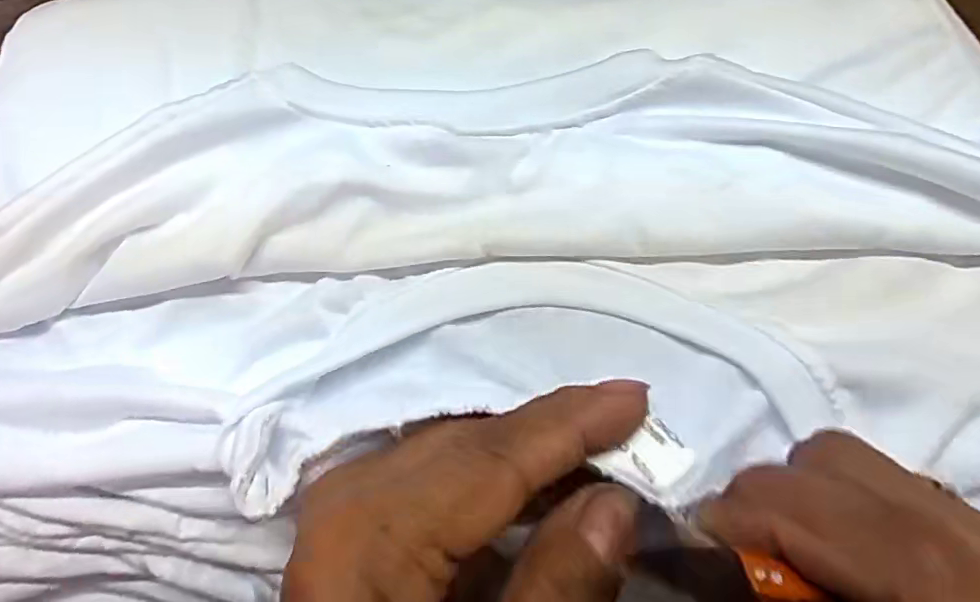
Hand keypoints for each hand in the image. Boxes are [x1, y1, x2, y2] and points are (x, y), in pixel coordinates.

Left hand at [284, 381, 648, 601]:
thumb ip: (552, 589)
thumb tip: (614, 505)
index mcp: (376, 528)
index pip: (492, 454)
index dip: (567, 423)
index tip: (633, 396)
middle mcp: (353, 493)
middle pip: (471, 442)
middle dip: (553, 429)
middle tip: (626, 418)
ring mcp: (346, 502)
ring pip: (453, 450)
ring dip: (526, 450)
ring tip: (596, 446)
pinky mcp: (351, 520)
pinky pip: (431, 476)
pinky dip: (489, 479)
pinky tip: (536, 488)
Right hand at [699, 431, 979, 601]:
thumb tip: (747, 579)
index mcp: (922, 565)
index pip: (786, 499)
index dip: (726, 523)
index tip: (703, 557)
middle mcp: (960, 522)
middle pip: (823, 457)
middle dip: (772, 502)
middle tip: (763, 566)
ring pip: (876, 465)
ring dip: (829, 503)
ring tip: (828, 566)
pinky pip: (936, 501)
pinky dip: (893, 525)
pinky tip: (910, 585)